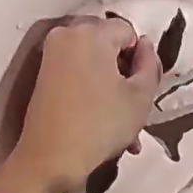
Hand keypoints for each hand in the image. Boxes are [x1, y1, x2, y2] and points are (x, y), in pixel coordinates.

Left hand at [6, 17, 160, 192]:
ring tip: (124, 132)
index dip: (141, 60)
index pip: (129, 32)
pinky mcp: (41, 80)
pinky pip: (77, 80)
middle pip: (108, 48)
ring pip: (94, 69)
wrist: (50, 160)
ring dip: (112, 95)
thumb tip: (145, 46)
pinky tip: (104, 130)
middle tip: (135, 112)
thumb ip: (151, 63)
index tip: (142, 90)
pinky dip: (92, 98)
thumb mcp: (141, 96)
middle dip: (125, 78)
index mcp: (90, 32)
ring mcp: (49, 58)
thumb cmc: (100, 125)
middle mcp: (65, 36)